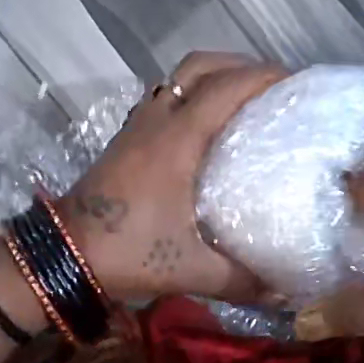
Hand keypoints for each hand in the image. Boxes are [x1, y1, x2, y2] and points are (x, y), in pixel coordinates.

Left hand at [59, 53, 287, 301]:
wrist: (65, 255)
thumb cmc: (129, 253)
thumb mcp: (191, 270)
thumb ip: (241, 281)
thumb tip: (285, 297)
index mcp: (176, 141)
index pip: (225, 89)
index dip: (263, 77)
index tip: (297, 84)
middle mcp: (156, 122)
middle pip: (199, 66)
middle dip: (240, 65)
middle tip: (275, 86)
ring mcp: (137, 127)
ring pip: (178, 78)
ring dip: (214, 77)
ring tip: (247, 99)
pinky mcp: (126, 140)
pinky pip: (165, 99)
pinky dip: (193, 96)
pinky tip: (210, 126)